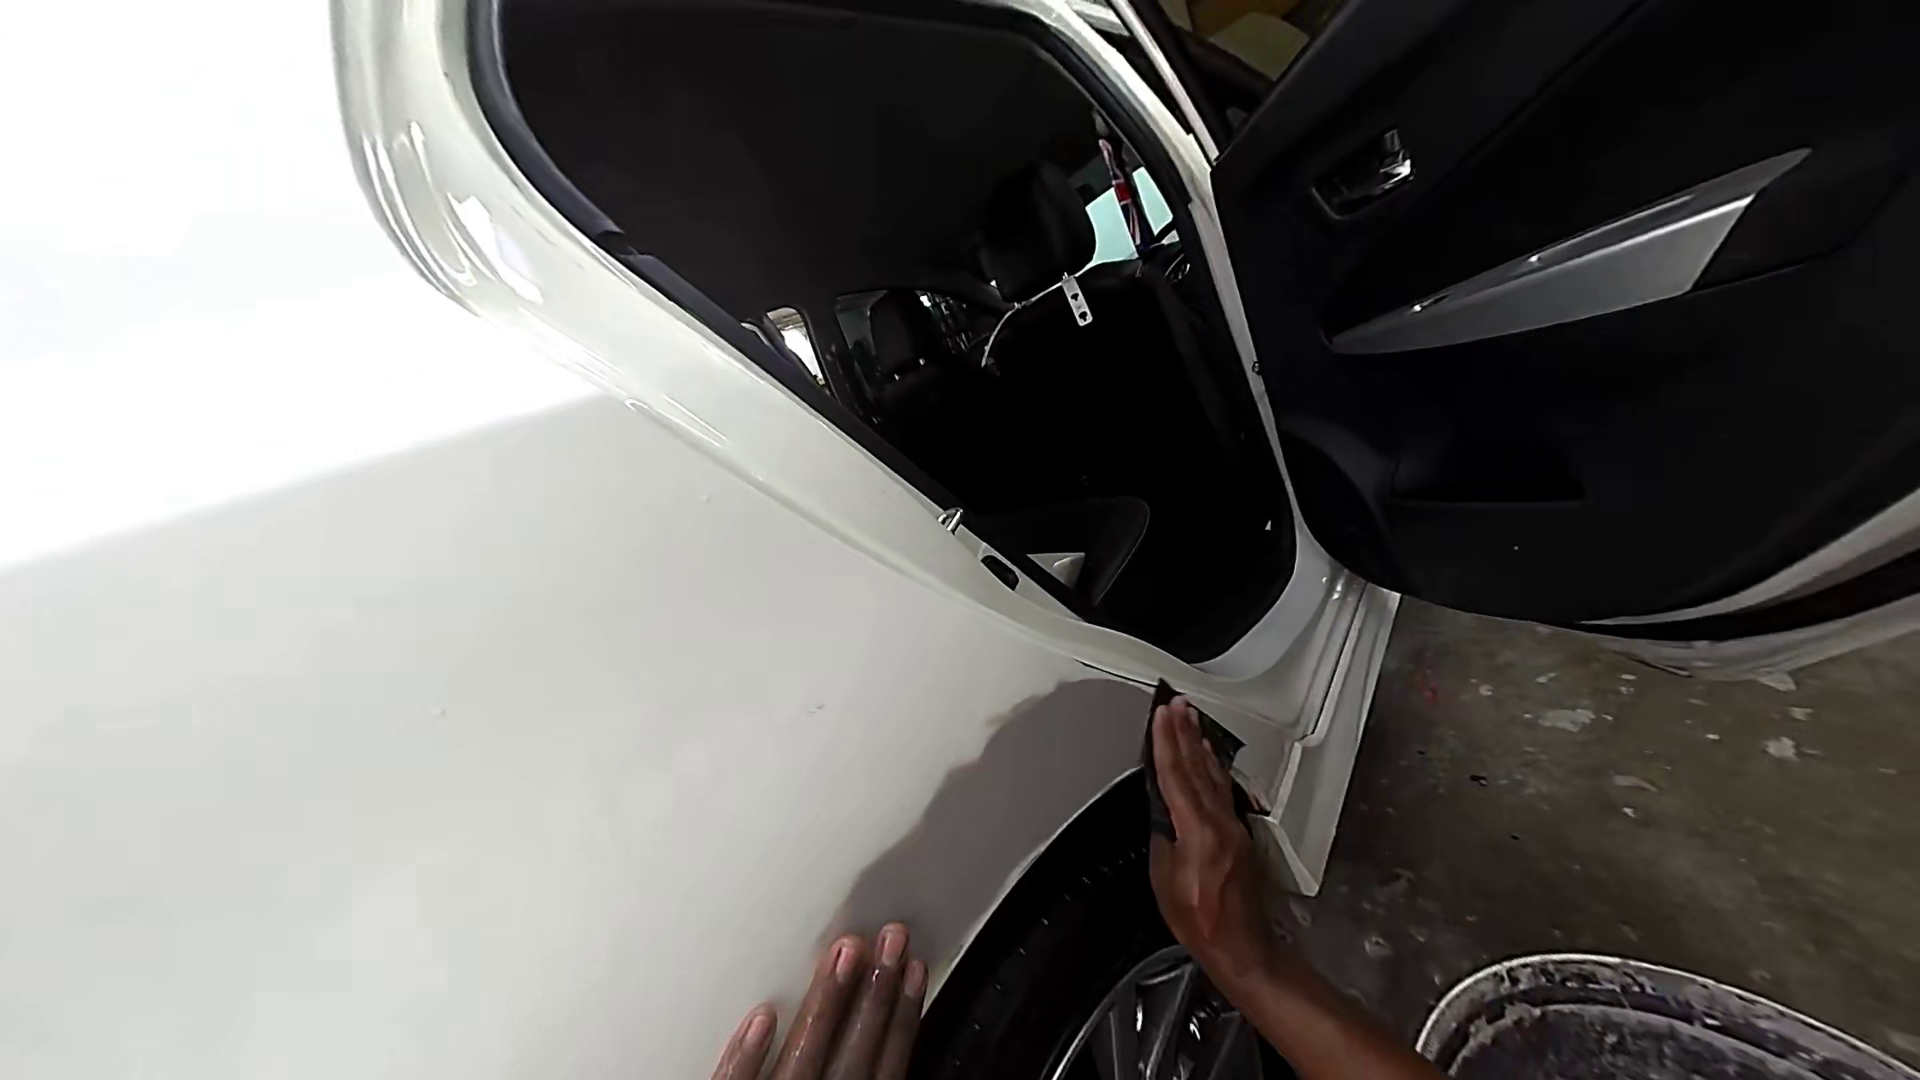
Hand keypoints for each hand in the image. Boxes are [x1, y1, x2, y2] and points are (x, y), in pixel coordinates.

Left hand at [708, 923, 925, 1079]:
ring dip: (827, 1002)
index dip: (903, 1015)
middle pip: (853, 1055)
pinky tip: (763, 1013)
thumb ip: (852, 1067)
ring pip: (804, 1058)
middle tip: (890, 937)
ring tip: (844, 950)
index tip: (914, 965)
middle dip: (876, 992)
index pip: (884, 1067)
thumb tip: (878, 1024)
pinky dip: (747, 1056)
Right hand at [1147, 698, 1284, 988]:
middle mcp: (1220, 822)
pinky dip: (1212, 764)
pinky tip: (1208, 753)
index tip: (1161, 715)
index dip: (1167, 741)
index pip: (1177, 774)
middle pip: (1197, 766)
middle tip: (1177, 704)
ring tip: (1191, 718)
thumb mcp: (1164, 877)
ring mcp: (1233, 826)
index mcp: (1198, 832)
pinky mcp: (1239, 832)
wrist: (1243, 948)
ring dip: (1199, 742)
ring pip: (1212, 773)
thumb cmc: (1199, 920)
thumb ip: (1163, 835)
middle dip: (1184, 731)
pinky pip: (1221, 787)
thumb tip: (1162, 809)